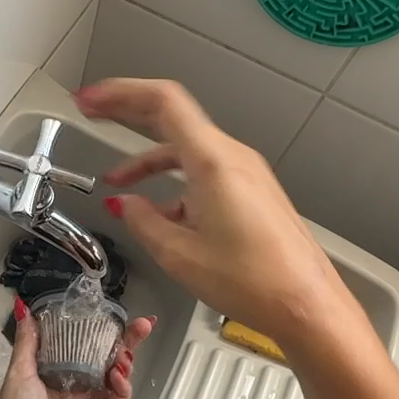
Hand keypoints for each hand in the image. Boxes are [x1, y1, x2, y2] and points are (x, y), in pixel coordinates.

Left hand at [0, 296, 155, 398]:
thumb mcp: (18, 375)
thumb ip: (28, 343)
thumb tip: (24, 309)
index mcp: (51, 372)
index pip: (79, 343)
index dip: (95, 328)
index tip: (109, 312)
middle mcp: (71, 386)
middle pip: (103, 357)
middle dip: (124, 341)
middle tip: (143, 325)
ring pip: (114, 377)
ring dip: (124, 361)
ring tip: (126, 352)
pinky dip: (123, 388)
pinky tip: (119, 377)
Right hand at [77, 77, 358, 353]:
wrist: (307, 304)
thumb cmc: (256, 282)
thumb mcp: (180, 255)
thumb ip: (142, 222)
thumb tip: (124, 206)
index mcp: (213, 162)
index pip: (161, 103)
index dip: (120, 94)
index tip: (91, 98)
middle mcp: (233, 158)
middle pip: (172, 118)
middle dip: (128, 114)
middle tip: (95, 113)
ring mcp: (246, 173)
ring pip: (187, 150)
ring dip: (148, 160)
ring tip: (118, 180)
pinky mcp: (252, 191)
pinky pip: (205, 172)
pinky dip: (174, 181)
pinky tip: (159, 210)